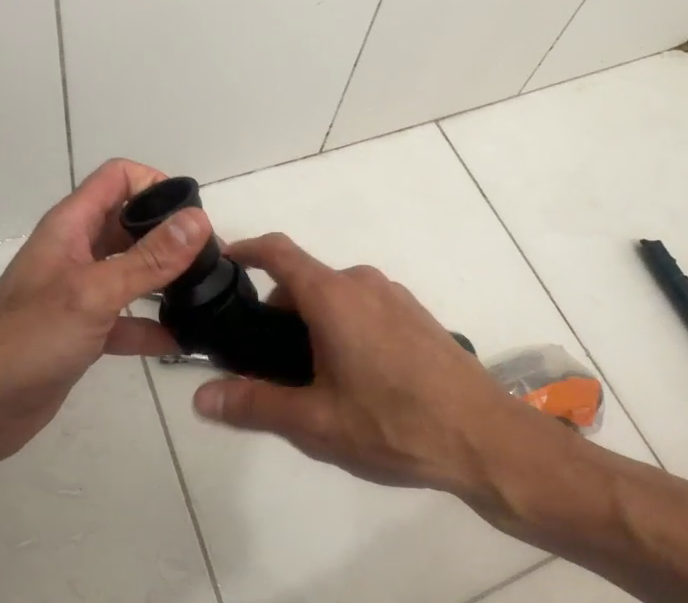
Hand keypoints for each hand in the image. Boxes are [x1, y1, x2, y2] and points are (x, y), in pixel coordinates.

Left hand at [0, 159, 210, 478]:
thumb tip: (198, 220)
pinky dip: (151, 326)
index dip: (155, 184)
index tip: (192, 214)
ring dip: (166, 279)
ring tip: (207, 293)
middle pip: (129, 224)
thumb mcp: (93, 294)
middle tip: (211, 257)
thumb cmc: (28, 340)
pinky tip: (182, 340)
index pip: (117, 179)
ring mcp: (78, 292)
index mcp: (70, 227)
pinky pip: (126, 318)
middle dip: (170, 234)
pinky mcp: (82, 331)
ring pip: (131, 272)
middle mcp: (75, 252)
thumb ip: (148, 259)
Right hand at [190, 233, 577, 496]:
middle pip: (305, 282)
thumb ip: (255, 404)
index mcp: (333, 296)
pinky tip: (357, 382)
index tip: (223, 261)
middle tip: (266, 364)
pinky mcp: (417, 317)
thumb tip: (202, 396)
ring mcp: (395, 298)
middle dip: (278, 313)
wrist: (485, 437)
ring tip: (313, 382)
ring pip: (337, 298)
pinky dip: (345, 329)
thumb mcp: (316, 423)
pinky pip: (365, 310)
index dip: (246, 249)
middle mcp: (363, 283)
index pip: (278, 251)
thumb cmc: (393, 423)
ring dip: (314, 325)